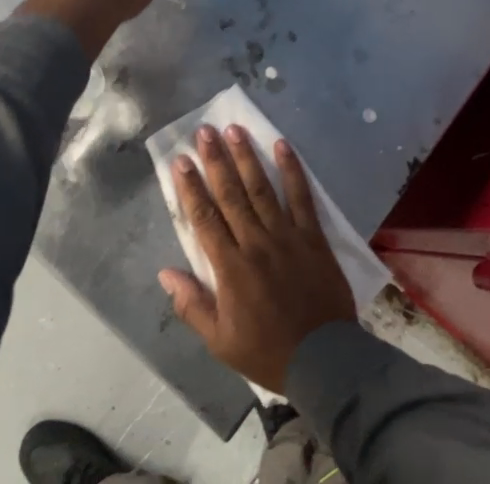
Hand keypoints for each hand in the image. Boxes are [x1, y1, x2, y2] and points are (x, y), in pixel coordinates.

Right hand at [159, 125, 355, 393]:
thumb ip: (192, 305)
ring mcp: (287, 237)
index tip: (181, 161)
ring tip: (234, 130)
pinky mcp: (313, 237)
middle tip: (204, 131)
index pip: (205, 219)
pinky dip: (292, 171)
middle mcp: (256, 243)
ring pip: (262, 189)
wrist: (324, 359)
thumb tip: (165, 273)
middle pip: (231, 195)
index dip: (191, 188)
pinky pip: (302, 198)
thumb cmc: (267, 352)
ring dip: (247, 158)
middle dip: (215, 161)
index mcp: (230, 268)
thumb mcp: (220, 341)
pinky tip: (282, 147)